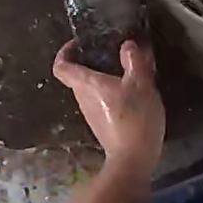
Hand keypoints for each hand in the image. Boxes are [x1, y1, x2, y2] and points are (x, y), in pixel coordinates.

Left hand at [53, 40, 165, 181]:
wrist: (133, 158)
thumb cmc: (134, 118)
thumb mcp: (141, 84)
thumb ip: (134, 61)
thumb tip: (127, 44)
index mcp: (86, 84)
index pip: (61, 66)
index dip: (65, 52)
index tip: (77, 44)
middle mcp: (82, 98)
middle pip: (77, 76)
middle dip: (91, 62)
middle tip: (110, 54)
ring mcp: (90, 113)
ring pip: (90, 90)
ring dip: (103, 79)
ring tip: (126, 73)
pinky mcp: (101, 125)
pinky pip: (100, 102)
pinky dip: (110, 94)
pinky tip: (130, 95)